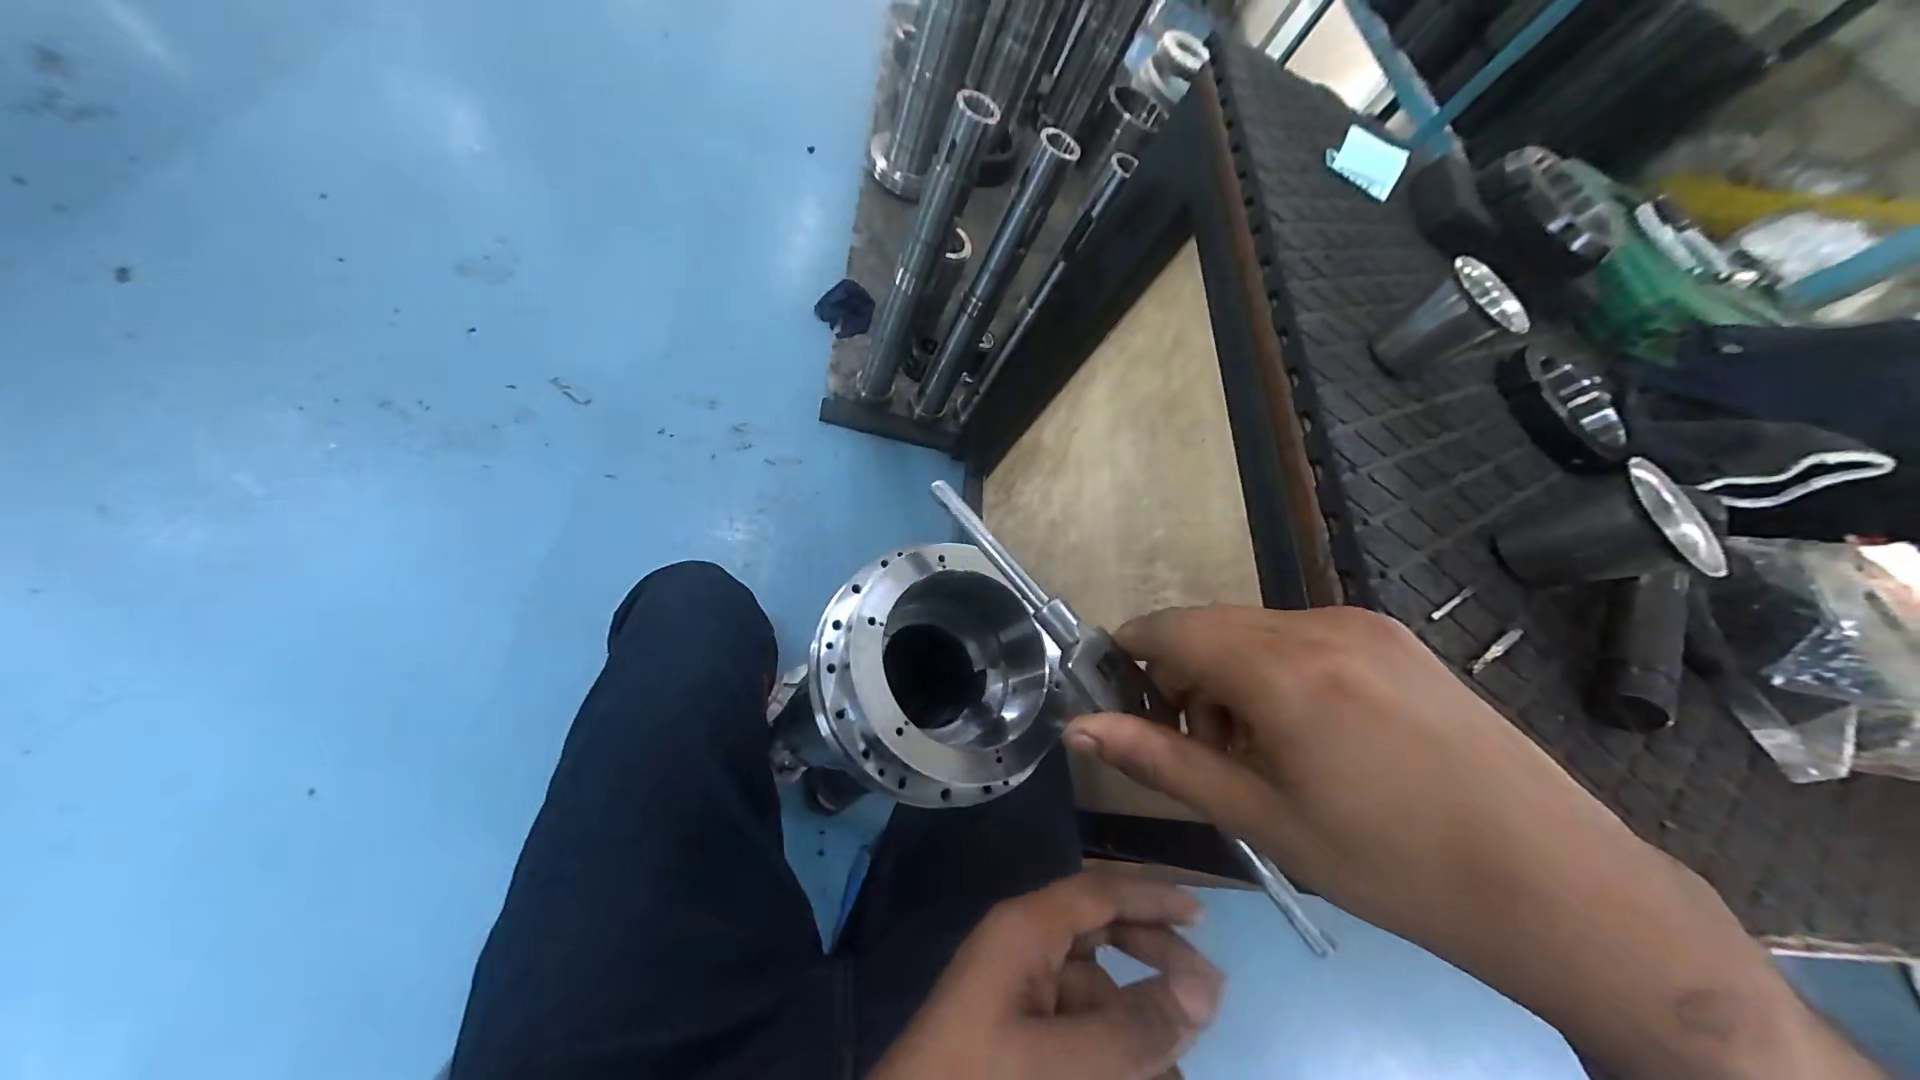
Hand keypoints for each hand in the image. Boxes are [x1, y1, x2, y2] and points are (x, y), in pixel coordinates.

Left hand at [867, 872, 1221, 1079]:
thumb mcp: (1060, 1064)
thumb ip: (1132, 1029)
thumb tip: (1204, 991)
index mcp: (1025, 929)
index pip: (1099, 891)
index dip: (1152, 896)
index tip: (1203, 916)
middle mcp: (1021, 944)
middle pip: (1101, 929)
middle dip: (1154, 957)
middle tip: (1207, 1000)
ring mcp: (1017, 986)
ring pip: (1096, 984)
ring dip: (1138, 1015)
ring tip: (1179, 1059)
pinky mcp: (1016, 1025)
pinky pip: (1077, 1022)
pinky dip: (1112, 1044)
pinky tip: (1143, 1071)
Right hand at [1064, 605, 1882, 1079]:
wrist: (1561, 885)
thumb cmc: (1392, 865)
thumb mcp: (1262, 820)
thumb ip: (1162, 762)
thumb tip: (1078, 727)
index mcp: (1285, 669)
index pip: (1169, 628)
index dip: (1129, 654)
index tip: (1119, 699)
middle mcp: (1322, 624)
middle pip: (1209, 624)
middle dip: (1180, 672)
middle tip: (1194, 745)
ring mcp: (1366, 624)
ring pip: (1254, 628)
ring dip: (1227, 671)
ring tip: (1255, 748)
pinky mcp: (1395, 637)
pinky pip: (1302, 634)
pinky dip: (1273, 667)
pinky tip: (1305, 730)